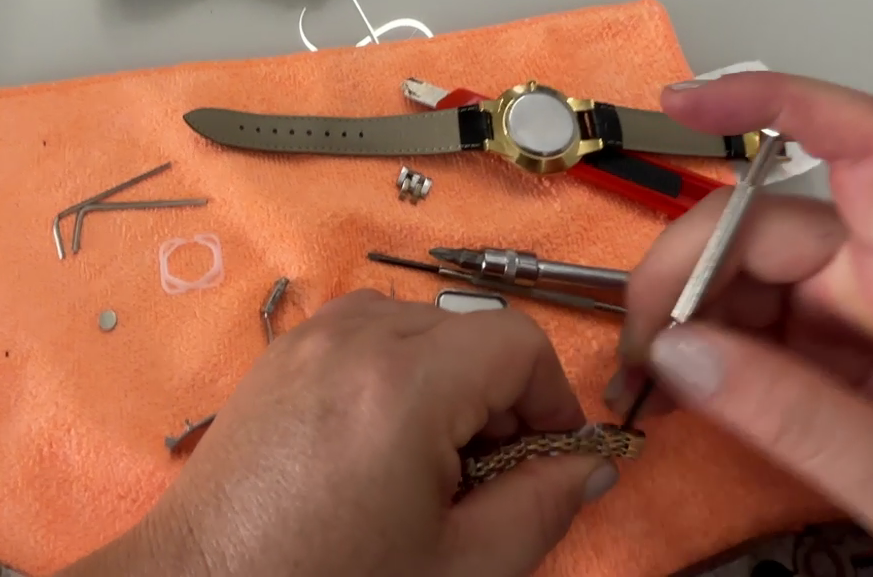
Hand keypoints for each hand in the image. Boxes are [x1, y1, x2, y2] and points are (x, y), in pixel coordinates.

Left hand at [60, 291, 619, 576]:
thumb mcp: (457, 568)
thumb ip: (540, 507)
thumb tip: (589, 462)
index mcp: (405, 380)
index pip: (516, 338)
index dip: (551, 397)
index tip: (546, 458)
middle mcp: (356, 331)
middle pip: (468, 328)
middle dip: (499, 392)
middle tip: (483, 474)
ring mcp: (312, 330)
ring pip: (419, 321)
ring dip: (446, 374)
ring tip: (426, 454)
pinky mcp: (283, 344)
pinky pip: (364, 324)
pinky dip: (393, 362)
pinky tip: (374, 430)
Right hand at [610, 72, 872, 575]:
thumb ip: (806, 428)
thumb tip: (674, 350)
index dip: (779, 102)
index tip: (682, 101)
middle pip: (771, 228)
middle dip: (687, 272)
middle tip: (639, 350)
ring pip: (752, 273)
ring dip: (688, 315)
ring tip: (653, 382)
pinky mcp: (858, 350)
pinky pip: (761, 321)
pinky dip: (710, 346)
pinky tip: (686, 387)